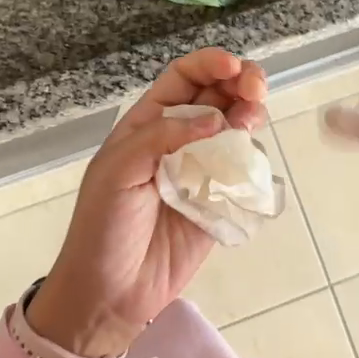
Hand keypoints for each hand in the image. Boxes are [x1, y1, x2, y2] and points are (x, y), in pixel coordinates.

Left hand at [27, 48, 269, 356]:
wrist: (110, 292)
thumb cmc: (102, 227)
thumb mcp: (117, 173)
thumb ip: (161, 138)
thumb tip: (214, 119)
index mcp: (147, 124)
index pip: (183, 79)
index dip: (209, 65)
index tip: (232, 67)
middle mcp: (178, 140)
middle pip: (217, 96)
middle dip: (240, 83)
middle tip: (256, 89)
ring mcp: (202, 169)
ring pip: (235, 127)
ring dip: (250, 114)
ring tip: (253, 118)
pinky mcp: (220, 200)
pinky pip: (243, 169)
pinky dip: (253, 154)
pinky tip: (252, 152)